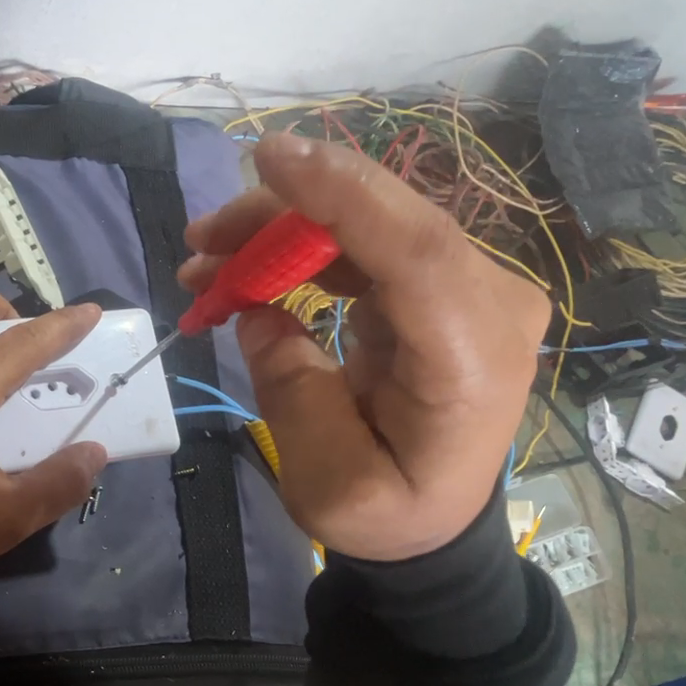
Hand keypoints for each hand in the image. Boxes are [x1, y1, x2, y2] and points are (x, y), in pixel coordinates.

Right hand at [180, 133, 549, 561]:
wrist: (433, 527)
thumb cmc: (387, 515)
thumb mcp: (329, 478)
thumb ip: (293, 391)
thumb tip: (258, 311)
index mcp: (469, 358)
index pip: (417, 250)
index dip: (342, 196)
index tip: (268, 158)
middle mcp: (486, 303)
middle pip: (386, 224)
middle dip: (285, 215)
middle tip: (199, 240)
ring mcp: (465, 290)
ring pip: (369, 225)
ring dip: (281, 230)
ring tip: (204, 259)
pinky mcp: (435, 291)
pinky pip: (363, 247)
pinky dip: (298, 249)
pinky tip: (244, 267)